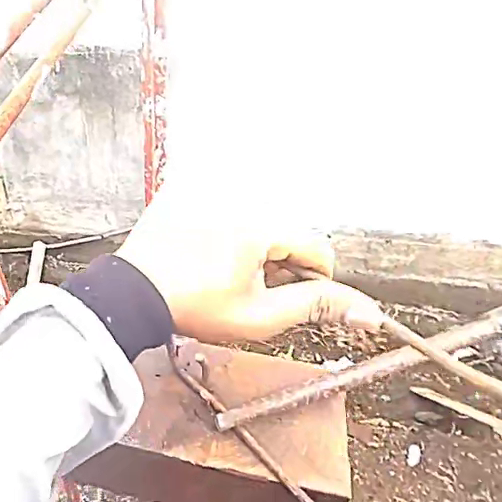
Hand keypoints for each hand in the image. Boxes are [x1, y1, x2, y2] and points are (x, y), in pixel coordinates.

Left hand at [114, 185, 383, 341]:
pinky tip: (206, 251)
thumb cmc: (192, 306)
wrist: (132, 295)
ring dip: (256, 244)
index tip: (281, 295)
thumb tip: (369, 312)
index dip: (309, 280)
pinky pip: (230, 204)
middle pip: (289, 230)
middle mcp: (241, 195)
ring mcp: (212, 187)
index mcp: (263, 225)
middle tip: (247, 286)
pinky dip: (228, 227)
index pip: (319, 248)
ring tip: (224, 269)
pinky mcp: (189, 185)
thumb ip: (316, 307)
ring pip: (262, 218)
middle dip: (280, 260)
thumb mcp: (259, 316)